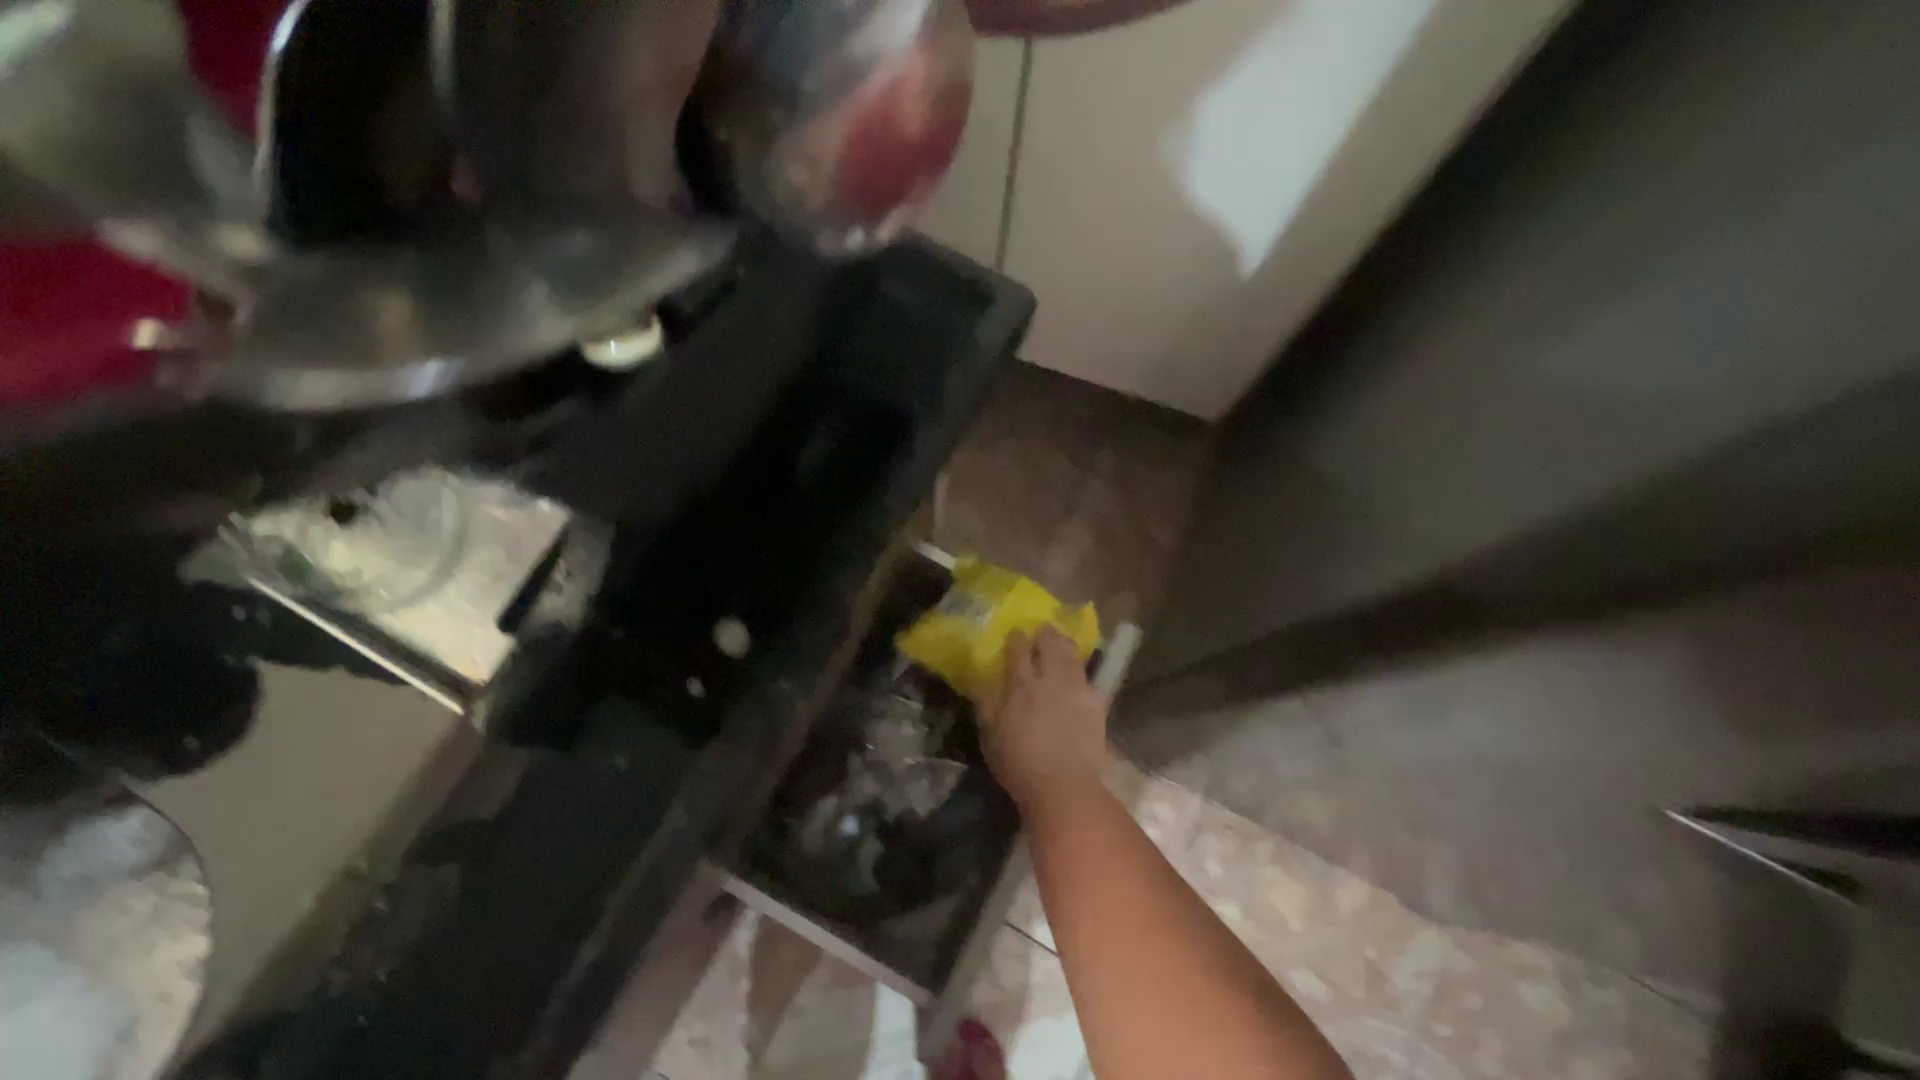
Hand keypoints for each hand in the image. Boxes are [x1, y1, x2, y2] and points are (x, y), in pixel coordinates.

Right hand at [973, 626, 1110, 815]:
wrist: (1064, 786)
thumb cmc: (1019, 763)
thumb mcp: (990, 734)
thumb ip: (984, 702)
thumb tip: (978, 678)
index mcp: (1021, 684)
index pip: (1019, 649)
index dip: (1016, 638)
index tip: (1015, 633)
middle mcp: (1051, 679)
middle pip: (1050, 644)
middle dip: (1045, 634)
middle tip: (1041, 631)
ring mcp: (1077, 689)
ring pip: (1072, 655)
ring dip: (1065, 644)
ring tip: (1061, 642)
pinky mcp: (1096, 703)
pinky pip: (1089, 678)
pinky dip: (1082, 671)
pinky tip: (1079, 676)